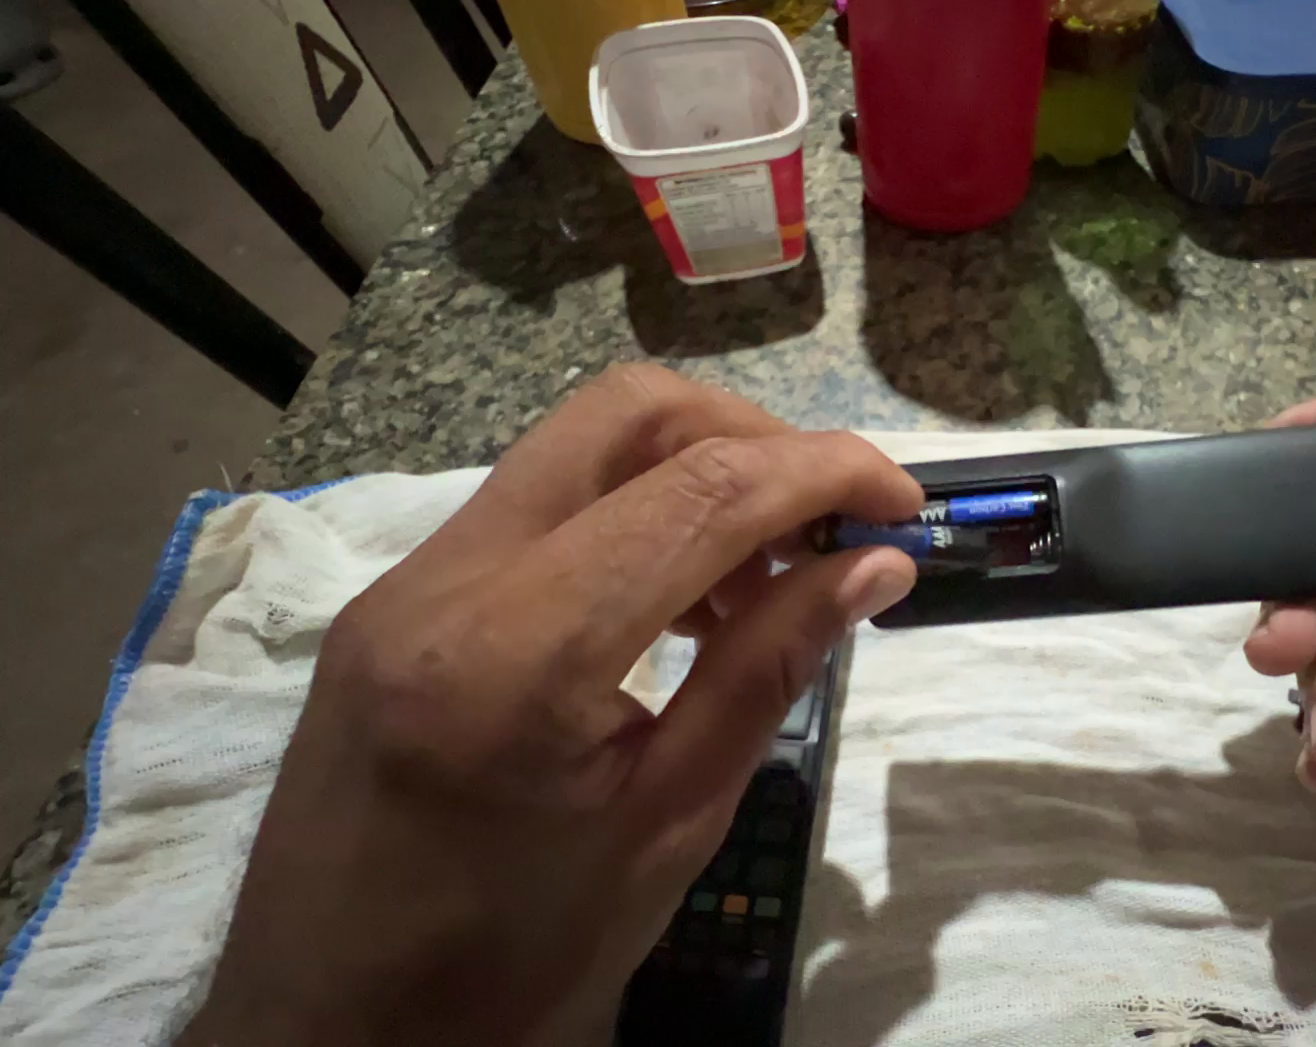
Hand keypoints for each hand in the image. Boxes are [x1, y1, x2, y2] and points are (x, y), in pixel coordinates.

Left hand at [178, 365, 920, 1046]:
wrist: (331, 1032)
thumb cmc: (523, 951)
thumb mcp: (680, 812)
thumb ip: (775, 664)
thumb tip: (878, 566)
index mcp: (520, 655)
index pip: (702, 495)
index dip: (825, 473)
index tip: (903, 502)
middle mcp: (451, 577)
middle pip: (632, 412)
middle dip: (761, 438)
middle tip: (832, 513)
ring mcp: (417, 573)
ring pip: (591, 440)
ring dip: (710, 471)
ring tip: (772, 568)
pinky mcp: (413, 587)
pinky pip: (556, 498)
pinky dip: (652, 509)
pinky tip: (695, 590)